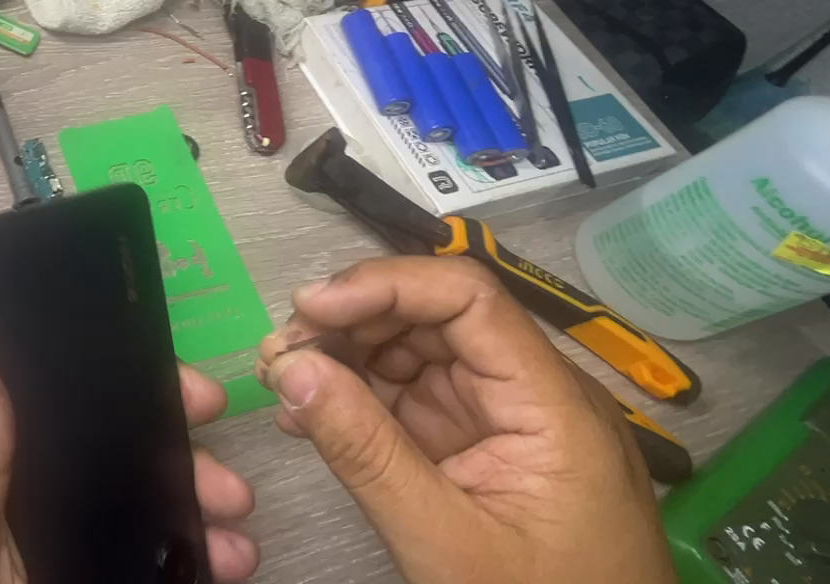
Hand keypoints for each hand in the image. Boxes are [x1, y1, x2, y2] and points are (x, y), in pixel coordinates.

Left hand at [0, 351, 260, 583]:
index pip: (58, 402)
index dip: (117, 381)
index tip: (177, 380)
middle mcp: (38, 494)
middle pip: (115, 446)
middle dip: (175, 441)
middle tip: (218, 447)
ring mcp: (71, 539)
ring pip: (146, 498)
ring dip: (198, 494)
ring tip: (236, 512)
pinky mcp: (104, 574)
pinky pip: (158, 555)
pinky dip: (198, 551)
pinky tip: (230, 556)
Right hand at [254, 256, 676, 583]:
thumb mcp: (446, 542)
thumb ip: (366, 451)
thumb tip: (289, 365)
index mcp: (550, 405)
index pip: (465, 297)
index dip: (382, 286)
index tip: (309, 309)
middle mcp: (525, 390)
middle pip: (427, 315)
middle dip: (345, 323)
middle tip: (280, 354)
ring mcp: (495, 413)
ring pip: (405, 346)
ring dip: (337, 354)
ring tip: (282, 380)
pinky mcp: (469, 436)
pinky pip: (401, 390)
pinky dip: (349, 392)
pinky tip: (305, 412)